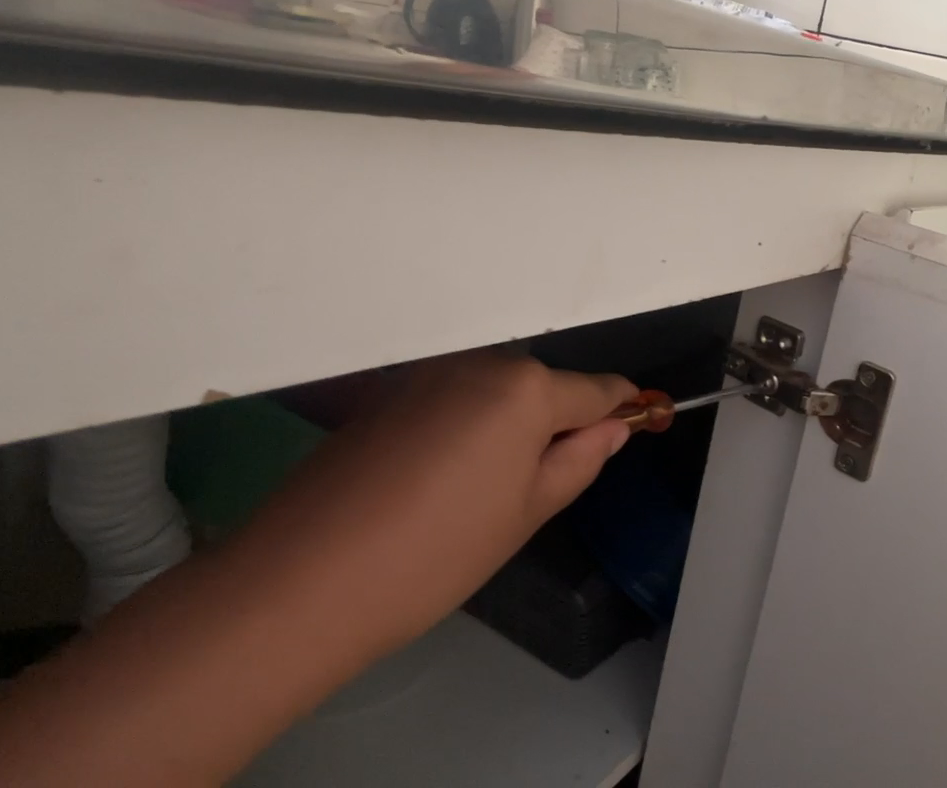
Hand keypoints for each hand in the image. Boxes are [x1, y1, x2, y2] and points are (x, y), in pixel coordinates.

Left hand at [0, 350, 636, 787]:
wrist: (302, 581)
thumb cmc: (437, 552)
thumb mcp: (528, 513)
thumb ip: (580, 460)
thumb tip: (613, 429)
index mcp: (524, 389)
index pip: (598, 389)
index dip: (626, 408)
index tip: (645, 422)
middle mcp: (478, 365)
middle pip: (542, 387)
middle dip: (557, 422)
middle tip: (541, 486)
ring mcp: (425, 376)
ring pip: (495, 394)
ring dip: (509, 427)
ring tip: (482, 493)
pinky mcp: (385, 395)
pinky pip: (452, 402)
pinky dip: (465, 430)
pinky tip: (438, 483)